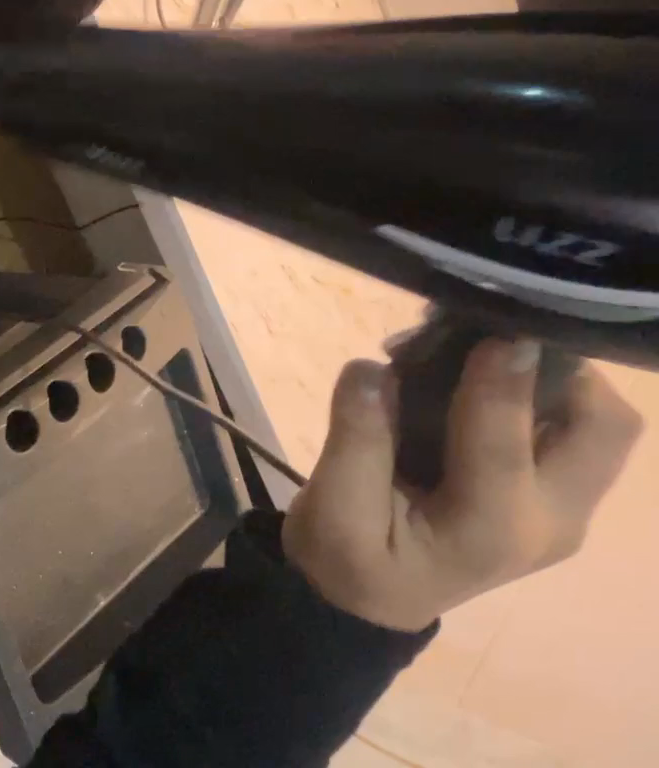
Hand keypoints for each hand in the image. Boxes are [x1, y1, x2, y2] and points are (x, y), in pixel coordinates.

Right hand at [283, 340, 642, 631]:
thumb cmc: (342, 558)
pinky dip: (533, 394)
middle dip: (561, 373)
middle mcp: (549, 520)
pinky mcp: (545, 499)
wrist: (361, 603)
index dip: (500, 384)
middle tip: (486, 337)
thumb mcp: (332, 507)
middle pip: (603, 431)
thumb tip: (369, 367)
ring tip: (469, 352)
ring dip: (550, 379)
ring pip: (598, 429)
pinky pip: (567, 435)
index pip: (503, 443)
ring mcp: (558, 512)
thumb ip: (355, 439)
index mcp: (490, 529)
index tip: (495, 331)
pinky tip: (468, 380)